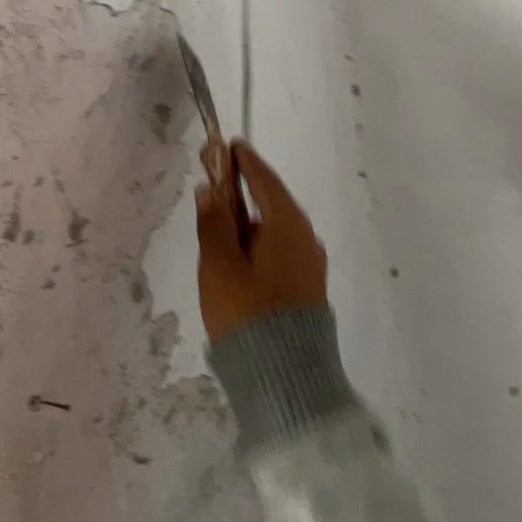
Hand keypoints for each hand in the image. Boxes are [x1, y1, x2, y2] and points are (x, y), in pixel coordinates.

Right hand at [196, 140, 327, 342]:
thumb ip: (214, 224)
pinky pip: (281, 250)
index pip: (264, 179)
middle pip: (271, 202)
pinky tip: (241, 258)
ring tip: (221, 225)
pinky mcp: (307, 287)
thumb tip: (210, 189)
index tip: (229, 145)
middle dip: (244, 191)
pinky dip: (259, 242)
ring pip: (276, 229)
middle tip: (216, 181)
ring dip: (250, 221)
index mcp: (287, 224)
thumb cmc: (247, 312)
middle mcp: (305, 237)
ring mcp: (310, 263)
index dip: (244, 161)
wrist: (286, 375)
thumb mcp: (220, 265)